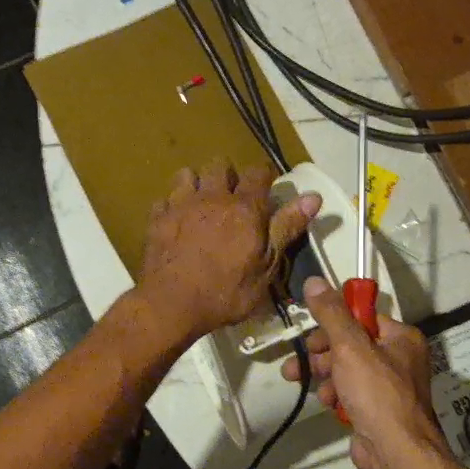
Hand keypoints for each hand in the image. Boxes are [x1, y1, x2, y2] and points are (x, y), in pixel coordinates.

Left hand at [136, 160, 319, 339]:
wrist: (171, 304)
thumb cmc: (226, 292)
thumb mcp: (266, 267)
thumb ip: (286, 228)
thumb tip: (313, 196)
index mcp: (244, 207)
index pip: (258, 172)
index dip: (264, 175)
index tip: (266, 188)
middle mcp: (212, 197)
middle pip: (220, 164)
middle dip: (228, 174)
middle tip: (231, 197)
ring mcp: (180, 204)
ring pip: (187, 174)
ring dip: (196, 184)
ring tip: (200, 204)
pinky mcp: (156, 218)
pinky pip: (164, 199)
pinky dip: (171, 206)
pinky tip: (175, 222)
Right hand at [282, 276, 449, 468]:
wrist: (396, 452)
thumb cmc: (377, 394)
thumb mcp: (350, 348)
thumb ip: (331, 315)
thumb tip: (314, 281)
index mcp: (401, 338)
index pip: (362, 317)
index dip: (333, 323)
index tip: (310, 333)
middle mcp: (398, 358)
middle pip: (350, 344)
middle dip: (322, 355)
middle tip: (302, 364)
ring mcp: (389, 386)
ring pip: (346, 370)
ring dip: (326, 378)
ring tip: (315, 389)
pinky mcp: (377, 410)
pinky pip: (350, 393)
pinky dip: (337, 397)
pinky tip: (330, 405)